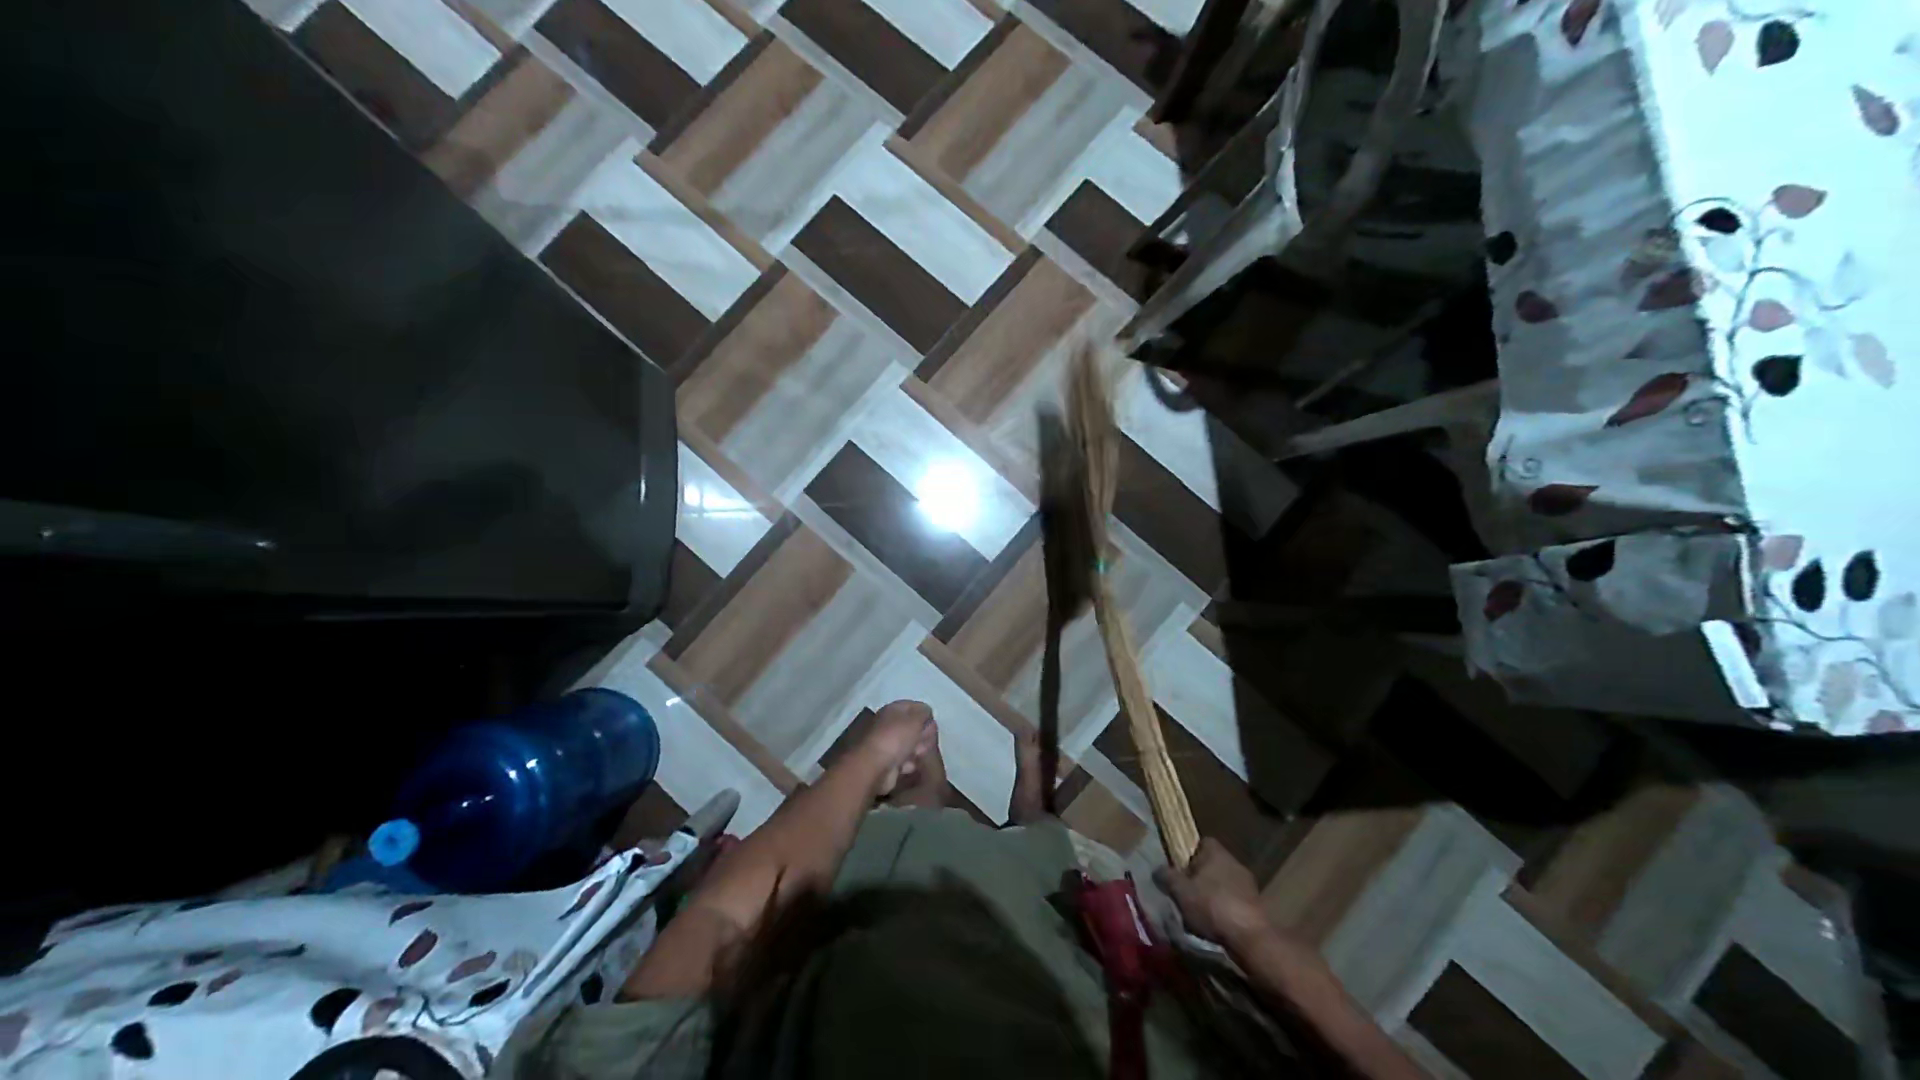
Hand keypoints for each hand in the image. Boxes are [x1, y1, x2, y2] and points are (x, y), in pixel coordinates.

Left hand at [857, 700, 935, 796]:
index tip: (932, 725)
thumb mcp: (915, 719)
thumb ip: (924, 712)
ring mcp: (888, 744)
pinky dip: (909, 763)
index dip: (925, 715)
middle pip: (913, 727)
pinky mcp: (888, 762)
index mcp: (893, 710)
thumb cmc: (896, 738)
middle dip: (923, 734)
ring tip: (917, 755)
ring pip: (911, 744)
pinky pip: (905, 760)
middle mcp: (889, 725)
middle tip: (925, 741)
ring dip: (918, 750)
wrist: (875, 767)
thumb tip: (926, 713)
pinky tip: (909, 766)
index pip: (914, 707)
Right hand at [1155, 838, 1266, 943]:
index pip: (1202, 843)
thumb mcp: (1180, 891)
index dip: (1188, 854)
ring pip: (1223, 885)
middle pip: (1212, 864)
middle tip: (1185, 894)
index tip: (1179, 869)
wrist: (1250, 937)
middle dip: (1199, 878)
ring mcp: (1248, 885)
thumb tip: (1157, 869)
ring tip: (1198, 914)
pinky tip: (1215, 926)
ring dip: (1212, 896)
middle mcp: (1234, 863)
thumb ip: (1167, 877)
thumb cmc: (1212, 905)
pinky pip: (1234, 903)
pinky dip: (1225, 911)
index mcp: (1216, 852)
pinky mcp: (1256, 906)